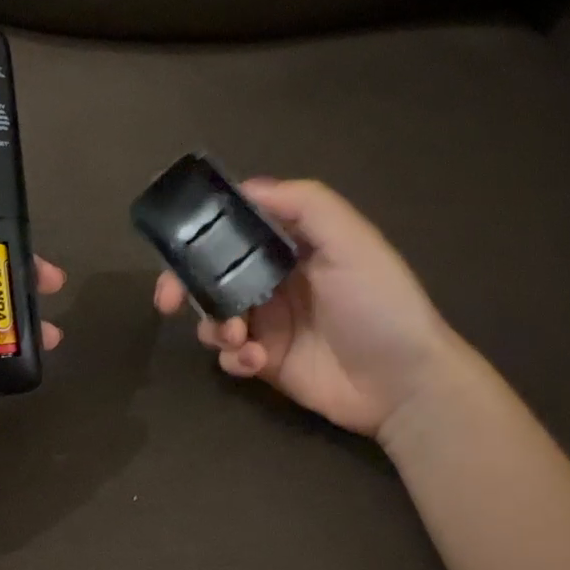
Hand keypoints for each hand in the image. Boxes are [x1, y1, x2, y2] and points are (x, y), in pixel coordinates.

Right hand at [154, 179, 461, 437]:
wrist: (402, 382)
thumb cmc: (380, 304)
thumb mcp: (351, 241)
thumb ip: (304, 205)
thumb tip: (246, 187)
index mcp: (294, 246)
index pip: (236, 229)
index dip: (201, 235)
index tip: (175, 247)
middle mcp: (275, 280)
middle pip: (212, 275)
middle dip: (184, 286)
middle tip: (167, 302)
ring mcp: (269, 323)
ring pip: (214, 316)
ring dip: (214, 325)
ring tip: (237, 338)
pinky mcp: (265, 361)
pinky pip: (229, 355)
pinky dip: (233, 357)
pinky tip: (256, 362)